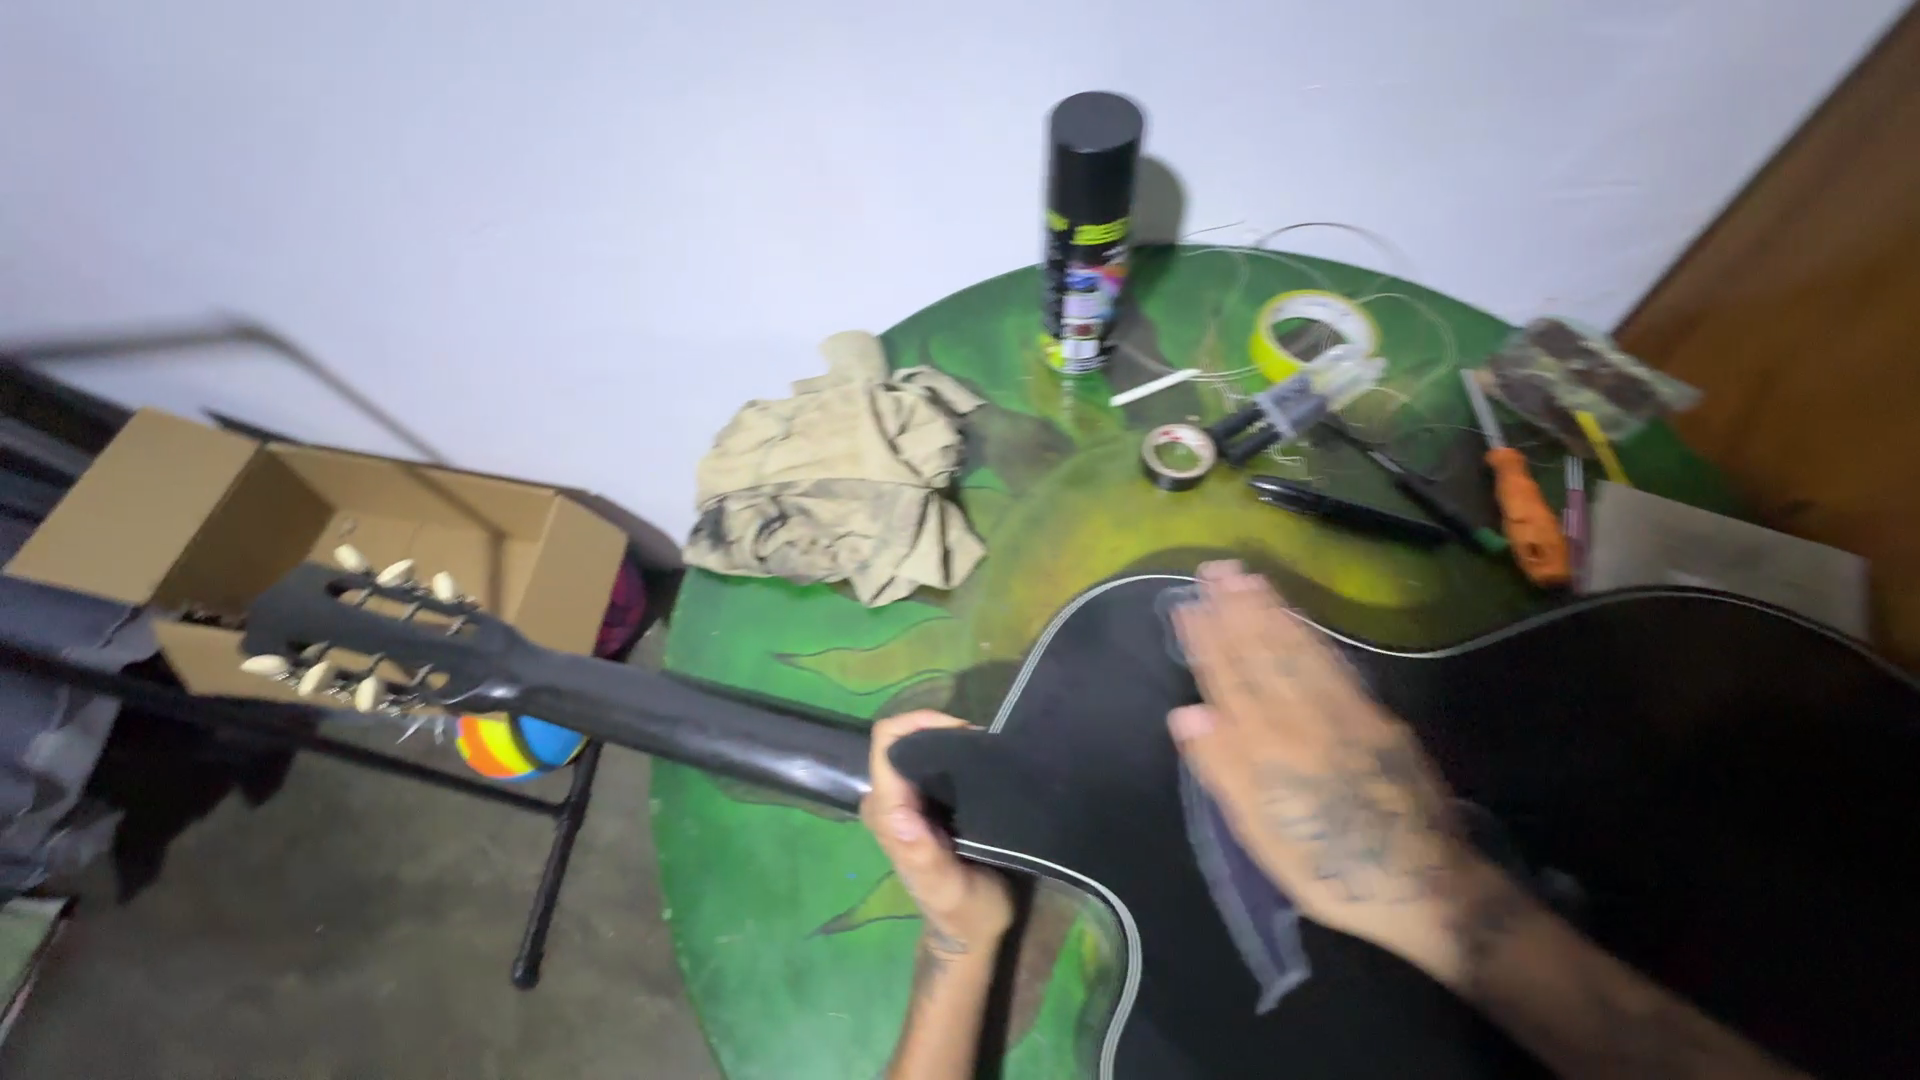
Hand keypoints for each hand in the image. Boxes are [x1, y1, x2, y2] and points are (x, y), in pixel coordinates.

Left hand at [861, 711, 1013, 958]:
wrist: (969, 934)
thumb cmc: (965, 914)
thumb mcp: (951, 892)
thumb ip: (924, 858)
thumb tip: (899, 818)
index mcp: (889, 816)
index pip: (886, 746)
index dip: (919, 724)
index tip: (964, 730)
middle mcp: (887, 803)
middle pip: (897, 741)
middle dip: (938, 728)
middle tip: (983, 742)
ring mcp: (901, 803)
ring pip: (911, 749)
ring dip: (946, 741)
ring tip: (986, 752)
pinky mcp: (917, 805)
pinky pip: (924, 762)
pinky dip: (950, 754)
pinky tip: (978, 764)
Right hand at [1169, 561, 1482, 969]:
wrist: (1422, 884)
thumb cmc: (1325, 865)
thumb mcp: (1261, 833)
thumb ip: (1225, 770)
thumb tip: (1186, 713)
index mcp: (1268, 744)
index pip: (1229, 678)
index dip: (1206, 640)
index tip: (1188, 604)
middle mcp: (1302, 715)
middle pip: (1262, 653)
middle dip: (1236, 609)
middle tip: (1216, 569)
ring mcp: (1341, 710)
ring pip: (1297, 650)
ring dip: (1269, 610)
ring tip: (1248, 578)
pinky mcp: (1372, 715)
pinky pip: (1331, 663)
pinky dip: (1308, 634)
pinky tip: (1295, 617)